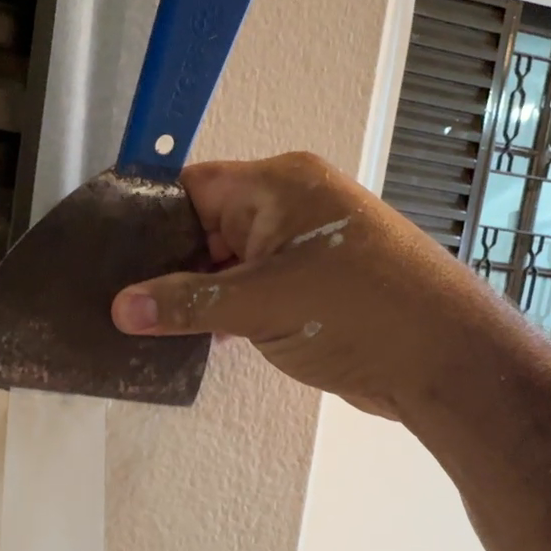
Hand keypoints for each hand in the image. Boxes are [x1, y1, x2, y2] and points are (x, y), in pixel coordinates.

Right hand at [110, 152, 540, 420]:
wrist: (444, 364)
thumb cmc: (358, 313)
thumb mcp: (259, 305)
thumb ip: (185, 304)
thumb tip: (120, 308)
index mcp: (279, 186)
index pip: (192, 188)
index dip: (148, 218)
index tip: (106, 255)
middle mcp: (287, 208)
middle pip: (203, 226)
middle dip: (163, 264)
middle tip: (113, 298)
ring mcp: (298, 250)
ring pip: (222, 264)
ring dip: (189, 294)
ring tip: (137, 323)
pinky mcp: (304, 288)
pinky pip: (243, 291)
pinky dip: (216, 311)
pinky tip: (181, 337)